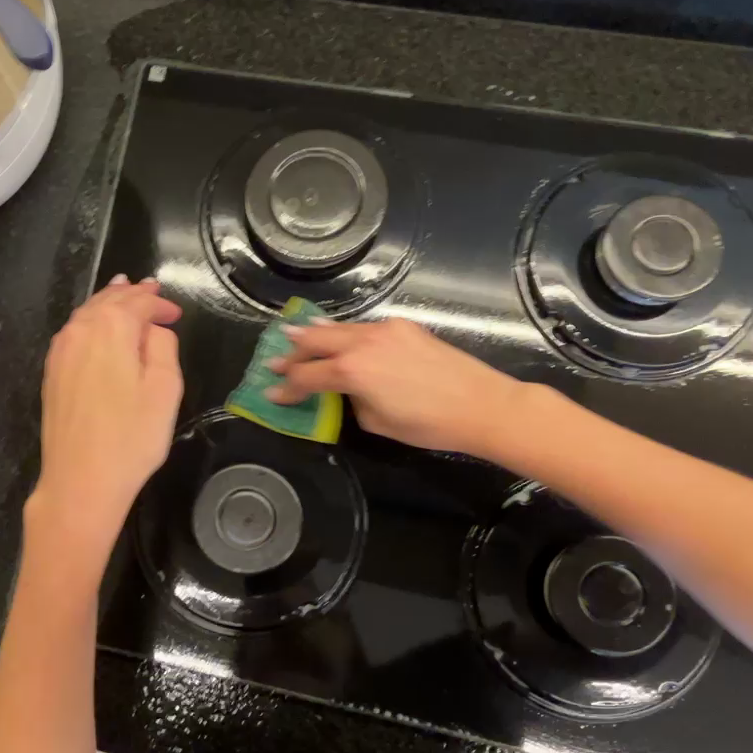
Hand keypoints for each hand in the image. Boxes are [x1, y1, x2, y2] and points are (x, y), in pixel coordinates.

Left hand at [30, 276, 183, 538]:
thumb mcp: (165, 389)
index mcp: (110, 328)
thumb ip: (163, 347)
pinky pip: (74, 334)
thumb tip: (152, 331)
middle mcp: (79, 330)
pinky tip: (97, 328)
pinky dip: (91, 323)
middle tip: (151, 290)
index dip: (160, 304)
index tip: (176, 312)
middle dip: (132, 295)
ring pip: (87, 315)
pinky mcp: (51, 374)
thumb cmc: (131, 438)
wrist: (80, 481)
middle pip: (108, 302)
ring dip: (108, 304)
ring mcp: (60, 352)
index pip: (139, 303)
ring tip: (124, 295)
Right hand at [266, 317, 523, 454]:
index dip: (286, 388)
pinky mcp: (403, 327)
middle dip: (292, 353)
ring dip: (314, 335)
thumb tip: (345, 390)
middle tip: (274, 360)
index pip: (307, 376)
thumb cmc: (428, 424)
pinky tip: (337, 335)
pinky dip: (342, 331)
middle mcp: (362, 343)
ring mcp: (384, 330)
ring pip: (338, 328)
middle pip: (315, 341)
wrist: (480, 405)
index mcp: (351, 370)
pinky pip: (362, 327)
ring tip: (294, 335)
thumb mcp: (377, 422)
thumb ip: (352, 401)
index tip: (271, 394)